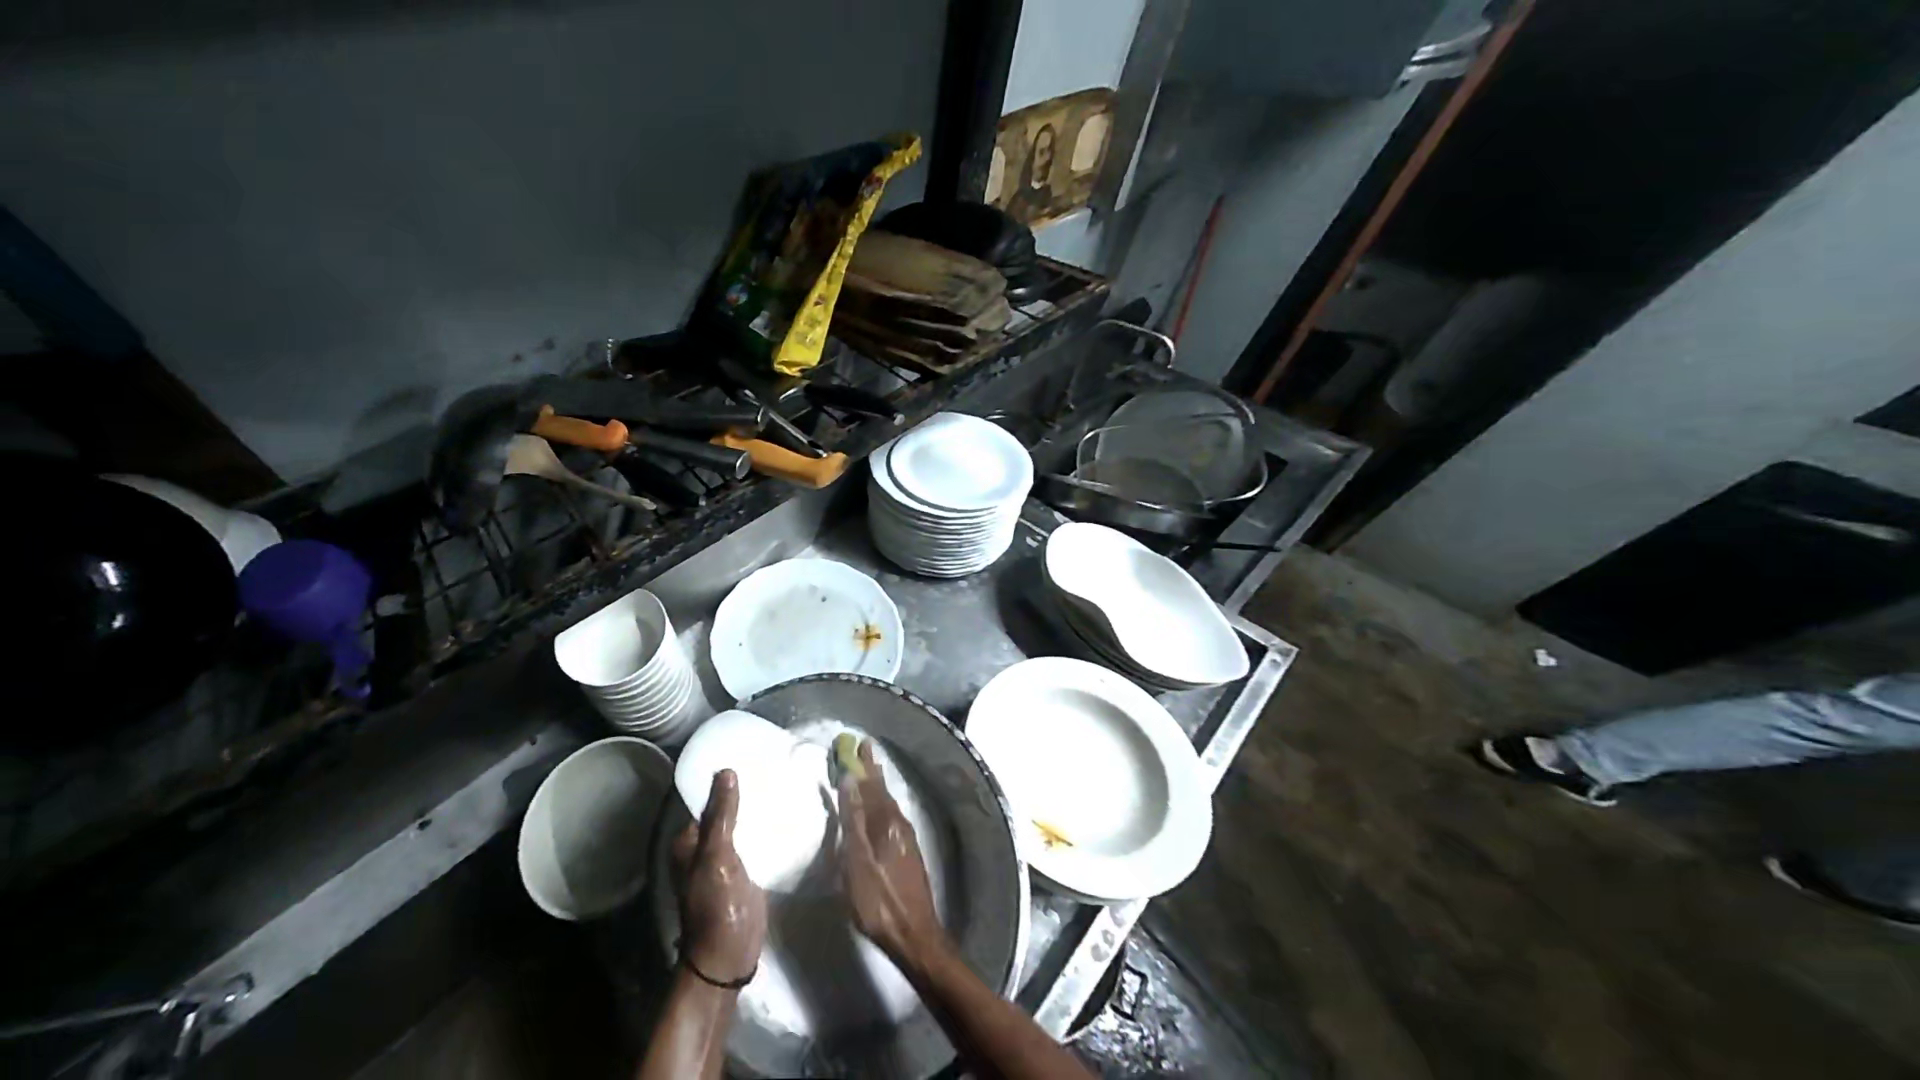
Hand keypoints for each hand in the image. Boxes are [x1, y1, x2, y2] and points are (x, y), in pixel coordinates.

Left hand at [673, 770, 766, 983]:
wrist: (729, 958)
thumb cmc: (716, 908)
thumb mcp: (717, 858)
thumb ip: (721, 816)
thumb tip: (725, 771)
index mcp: (689, 842)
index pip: (705, 799)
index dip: (723, 779)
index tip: (749, 754)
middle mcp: (704, 848)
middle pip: (725, 811)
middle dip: (745, 791)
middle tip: (774, 764)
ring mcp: (726, 861)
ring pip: (743, 825)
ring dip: (758, 809)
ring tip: (784, 781)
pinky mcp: (747, 872)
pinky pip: (756, 841)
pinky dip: (768, 828)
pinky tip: (787, 814)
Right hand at [838, 740, 943, 964]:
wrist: (914, 934)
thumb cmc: (878, 901)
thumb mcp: (857, 862)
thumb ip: (853, 822)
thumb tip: (849, 782)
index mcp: (885, 823)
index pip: (871, 786)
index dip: (862, 767)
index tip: (856, 745)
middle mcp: (898, 824)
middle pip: (882, 792)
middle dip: (871, 771)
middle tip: (863, 749)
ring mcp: (905, 838)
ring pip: (888, 803)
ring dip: (877, 786)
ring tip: (868, 772)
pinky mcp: (907, 852)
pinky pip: (891, 815)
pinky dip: (882, 804)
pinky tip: (878, 809)